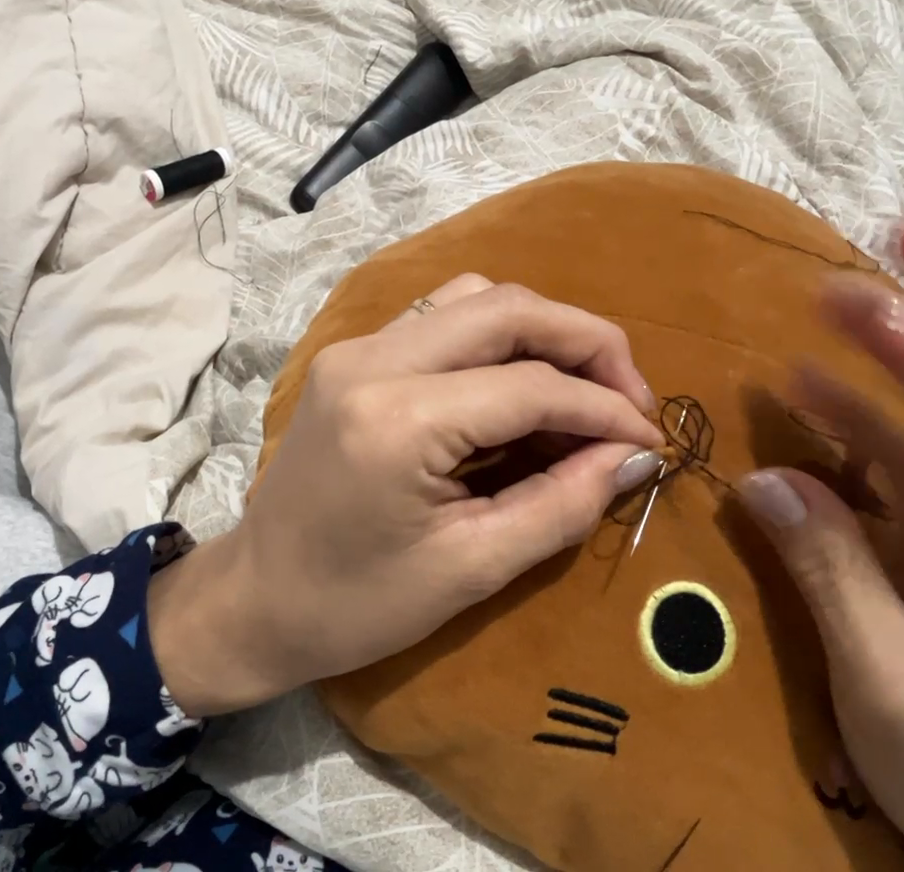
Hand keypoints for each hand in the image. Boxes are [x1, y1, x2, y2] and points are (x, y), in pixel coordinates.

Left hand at [150, 275, 664, 717]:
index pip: (530, 384)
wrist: (254, 598)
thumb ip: (559, 505)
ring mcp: (354, 350)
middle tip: (628, 399)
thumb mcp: (470, 570)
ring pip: (473, 298)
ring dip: (540, 331)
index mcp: (399, 420)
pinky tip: (519, 386)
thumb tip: (631, 455)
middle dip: (585, 342)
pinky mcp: (349, 357)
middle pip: (506, 308)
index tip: (649, 443)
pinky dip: (495, 339)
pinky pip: (439, 319)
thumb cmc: (355, 605)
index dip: (604, 408)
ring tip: (579, 391)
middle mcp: (373, 361)